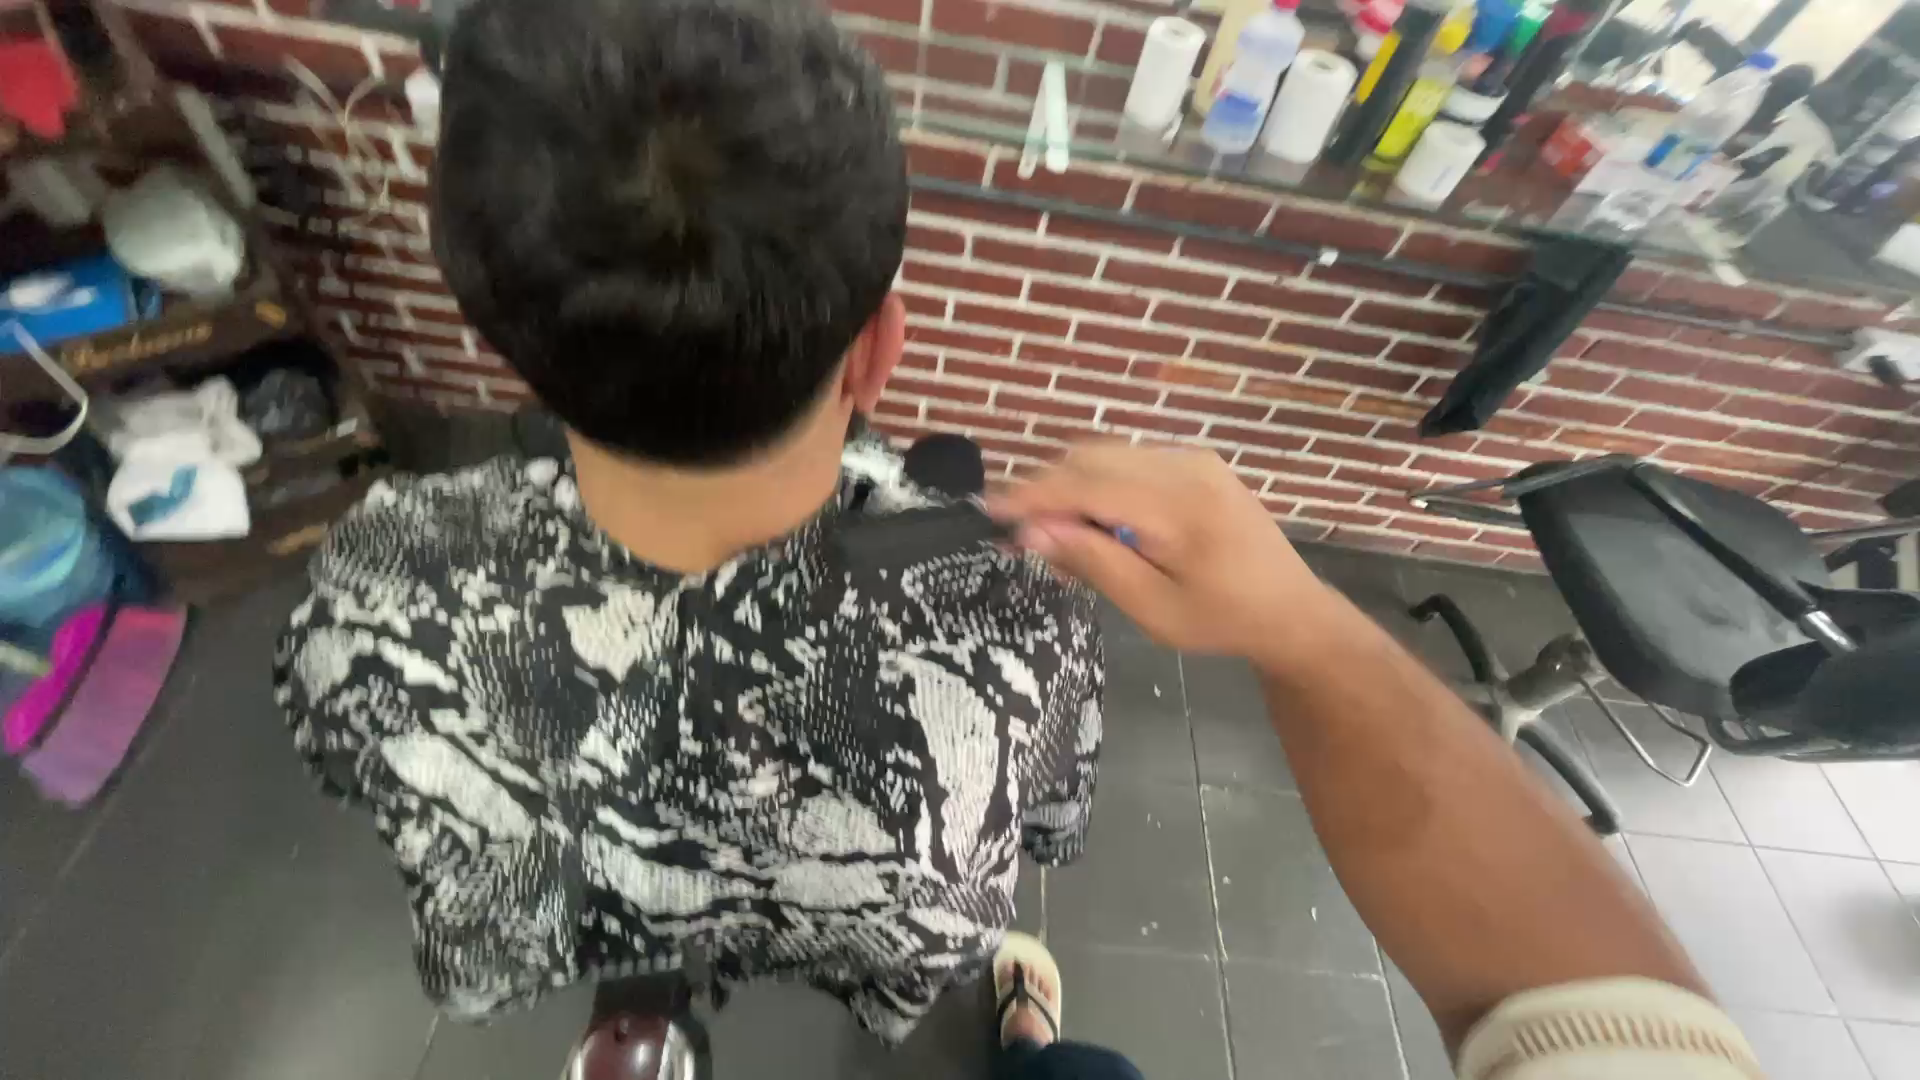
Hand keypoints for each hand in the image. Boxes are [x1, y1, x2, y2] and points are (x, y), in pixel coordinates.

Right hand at [988, 443, 1342, 659]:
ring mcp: (1193, 459)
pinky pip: (1128, 461)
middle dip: (1045, 490)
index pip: (1087, 485)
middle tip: (1017, 533)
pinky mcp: (1194, 463)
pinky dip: (1096, 485)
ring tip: (1053, 535)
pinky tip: (1092, 523)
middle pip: (1091, 460)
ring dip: (1069, 487)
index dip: (1032, 495)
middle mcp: (1185, 467)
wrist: (1290, 610)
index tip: (989, 510)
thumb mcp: (1151, 607)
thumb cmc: (1219, 620)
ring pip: (1105, 456)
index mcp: (1179, 507)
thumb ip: (1093, 561)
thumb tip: (1032, 531)